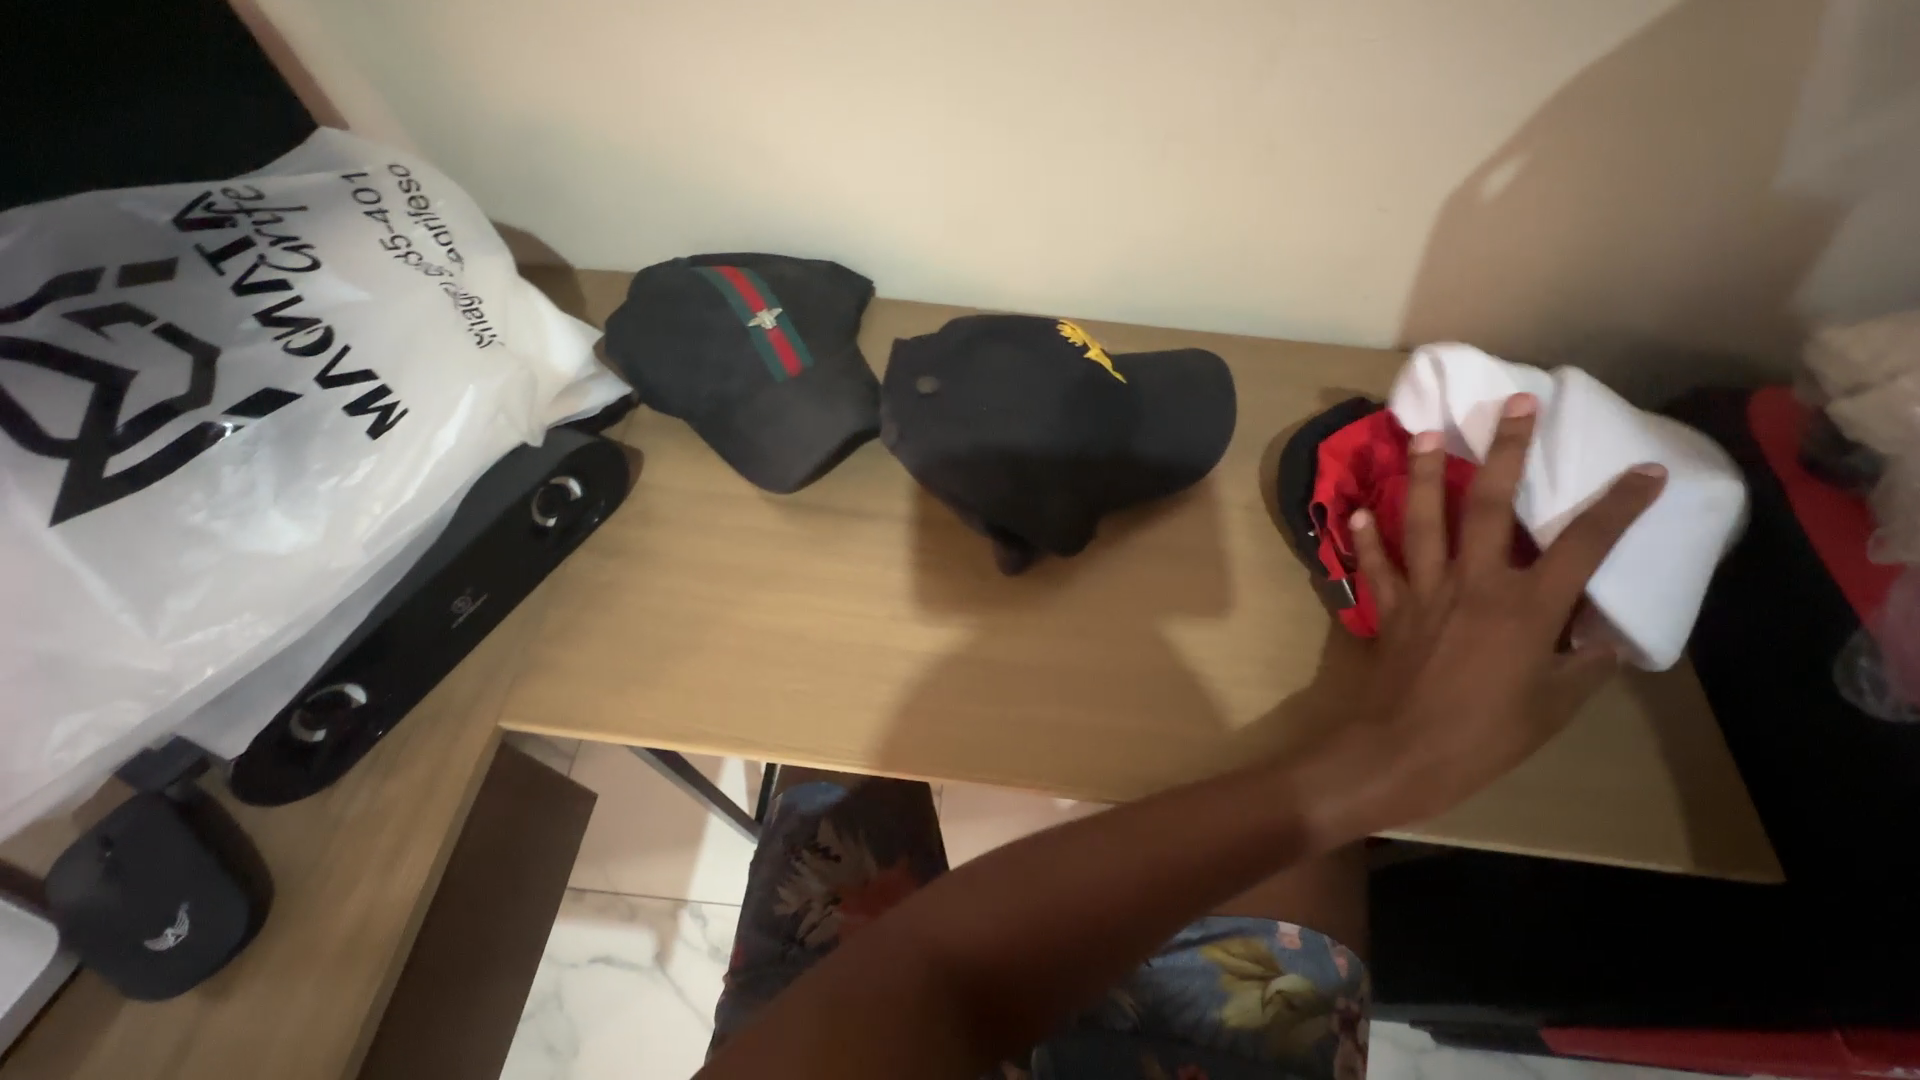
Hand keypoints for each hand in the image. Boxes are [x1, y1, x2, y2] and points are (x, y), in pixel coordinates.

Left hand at [1289, 392, 1666, 847]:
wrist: (1399, 752)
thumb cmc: (1484, 737)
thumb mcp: (1554, 706)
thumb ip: (1582, 663)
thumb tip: (1604, 633)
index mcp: (1527, 608)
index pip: (1584, 545)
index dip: (1618, 506)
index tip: (1643, 471)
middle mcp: (1473, 585)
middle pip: (1490, 505)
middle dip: (1507, 451)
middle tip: (1514, 404)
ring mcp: (1422, 591)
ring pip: (1423, 520)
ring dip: (1426, 473)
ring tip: (1426, 434)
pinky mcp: (1386, 608)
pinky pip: (1376, 565)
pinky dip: (1367, 538)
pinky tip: (1360, 511)